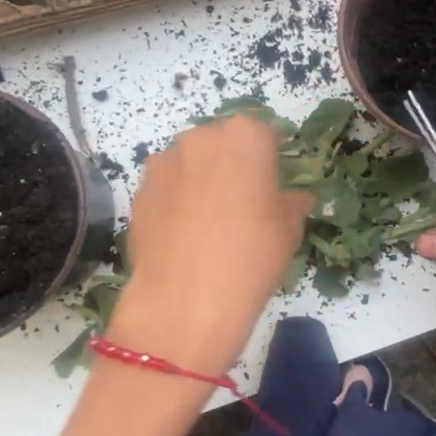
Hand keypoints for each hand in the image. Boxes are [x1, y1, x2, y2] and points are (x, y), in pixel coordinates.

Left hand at [108, 116, 312, 372]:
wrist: (185, 302)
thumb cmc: (251, 255)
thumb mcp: (290, 228)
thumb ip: (294, 201)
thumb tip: (296, 197)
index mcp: (245, 136)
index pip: (267, 133)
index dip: (274, 156)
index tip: (278, 181)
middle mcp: (202, 138)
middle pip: (224, 142)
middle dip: (236, 163)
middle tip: (248, 200)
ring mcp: (165, 163)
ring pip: (192, 162)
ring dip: (204, 180)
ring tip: (213, 220)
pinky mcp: (140, 192)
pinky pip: (168, 187)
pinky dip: (179, 200)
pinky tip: (187, 234)